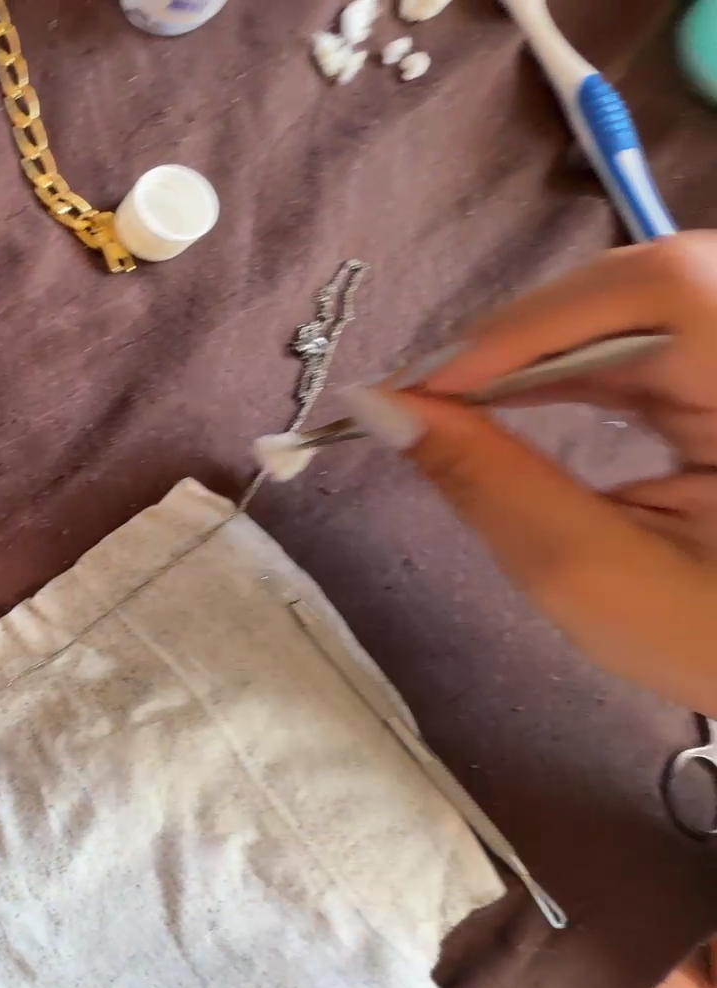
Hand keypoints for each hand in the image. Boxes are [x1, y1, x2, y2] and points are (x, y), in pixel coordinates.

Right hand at [345, 232, 716, 715]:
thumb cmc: (710, 634)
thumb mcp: (582, 569)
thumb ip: (483, 479)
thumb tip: (373, 408)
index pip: (664, 291)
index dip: (528, 324)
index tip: (419, 390)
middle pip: (648, 284)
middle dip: (513, 335)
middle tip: (417, 398)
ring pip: (640, 302)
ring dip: (527, 349)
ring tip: (447, 402)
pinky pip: (650, 331)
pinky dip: (562, 362)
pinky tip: (506, 395)